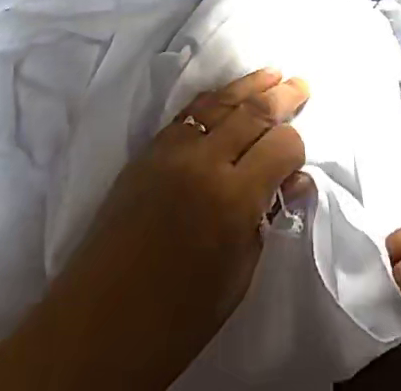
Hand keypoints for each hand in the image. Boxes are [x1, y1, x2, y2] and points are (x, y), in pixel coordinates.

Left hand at [0, 69, 308, 390]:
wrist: (98, 326)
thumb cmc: (178, 316)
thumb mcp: (239, 274)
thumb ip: (266, 217)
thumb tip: (291, 181)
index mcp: (234, 199)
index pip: (282, 145)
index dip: (297, 148)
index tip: (296, 162)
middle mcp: (204, 163)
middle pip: (253, 113)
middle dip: (283, 97)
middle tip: (302, 84)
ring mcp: (171, 152)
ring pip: (219, 102)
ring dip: (249, 86)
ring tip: (273, 73)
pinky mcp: (146, 152)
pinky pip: (187, 113)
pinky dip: (212, 100)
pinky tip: (226, 94)